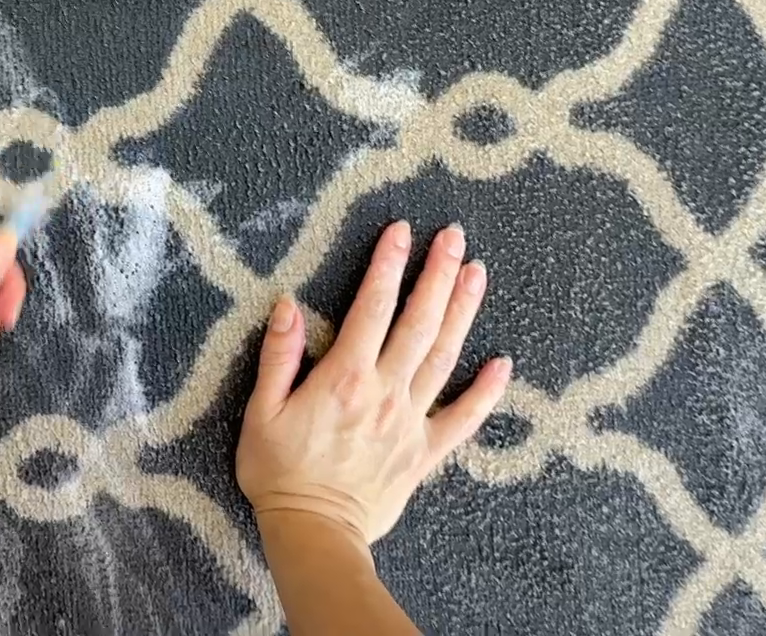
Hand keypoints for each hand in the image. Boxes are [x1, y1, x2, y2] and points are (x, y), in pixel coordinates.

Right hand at [236, 221, 510, 544]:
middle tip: (454, 236)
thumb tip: (287, 303)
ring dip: (462, 312)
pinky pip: (464, 418)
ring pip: (444, 357)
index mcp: (344, 377)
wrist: (314, 534)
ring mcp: (411, 422)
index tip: (401, 231)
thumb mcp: (261, 409)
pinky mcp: (425, 451)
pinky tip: (503, 363)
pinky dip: (486, 391)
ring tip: (477, 272)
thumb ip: (277, 355)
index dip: (388, 265)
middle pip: (419, 323)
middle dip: (437, 275)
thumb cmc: (278, 470)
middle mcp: (386, 392)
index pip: (372, 307)